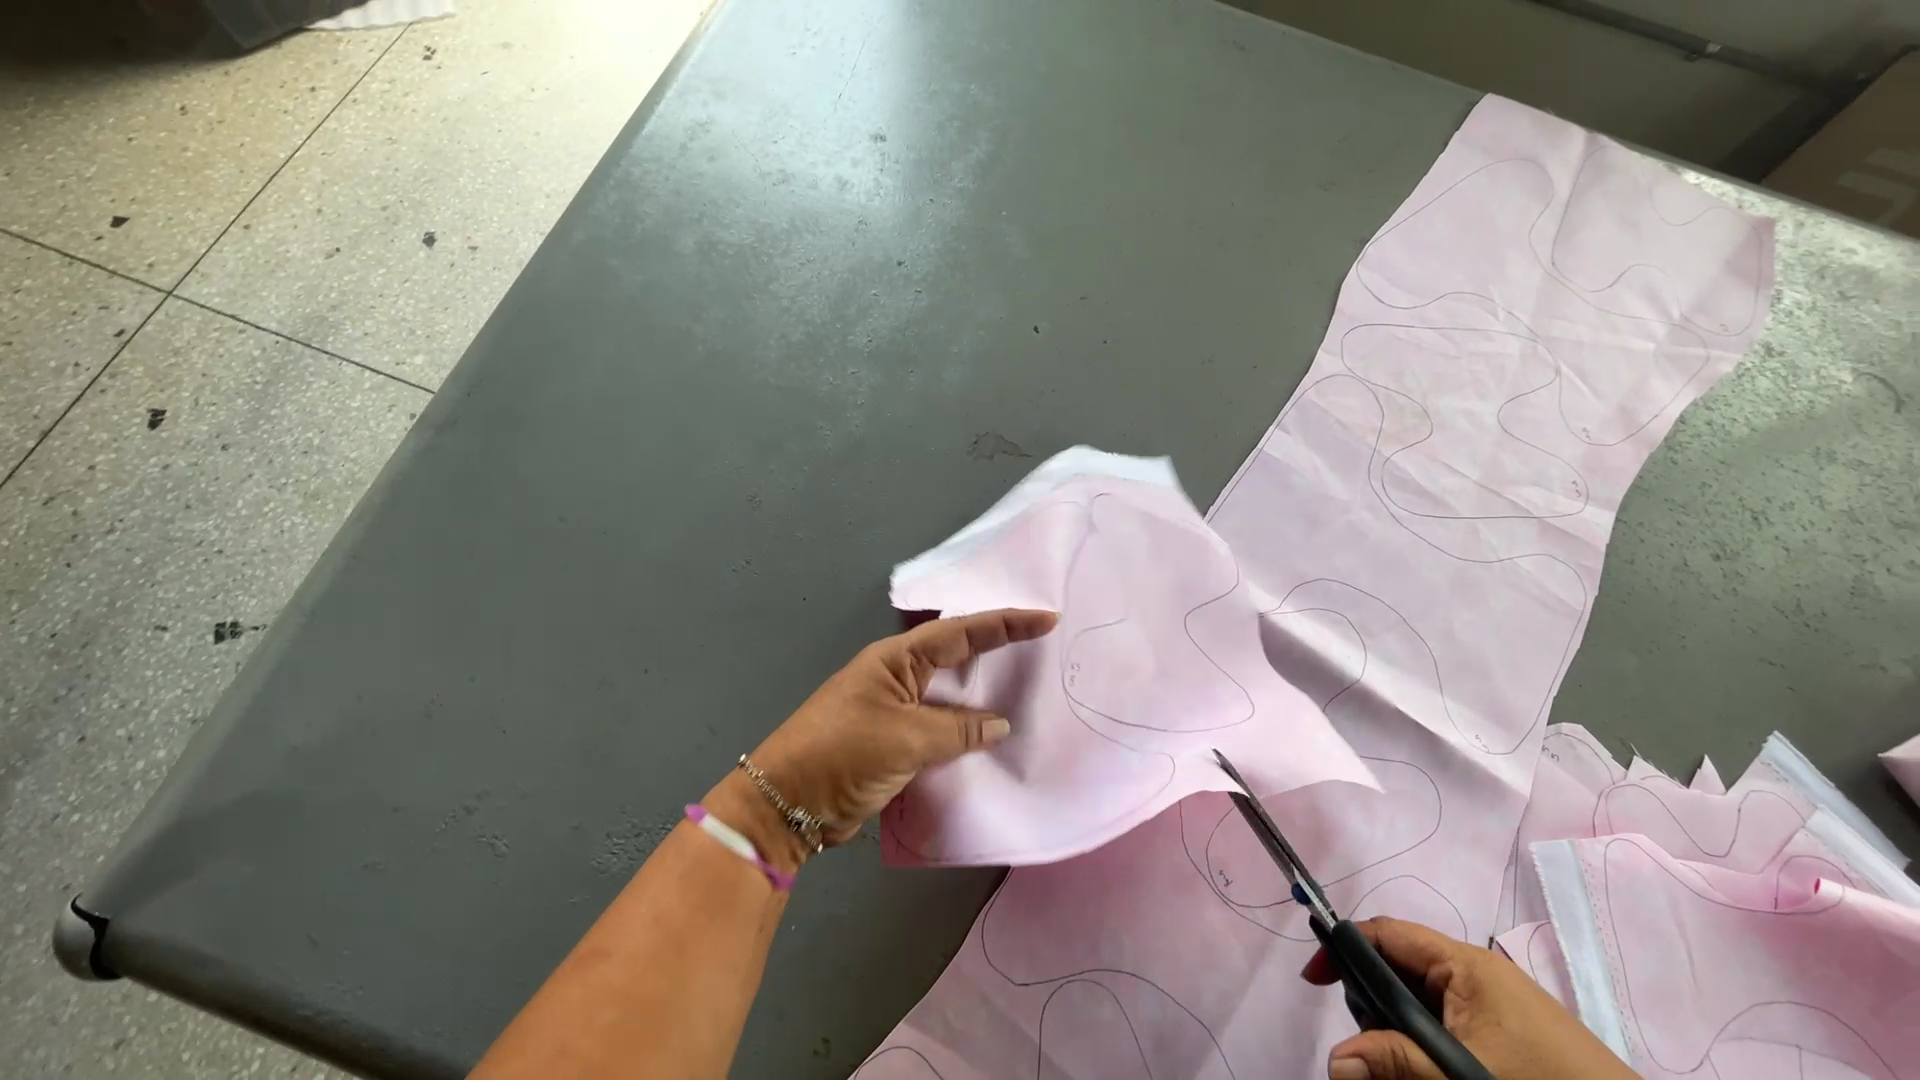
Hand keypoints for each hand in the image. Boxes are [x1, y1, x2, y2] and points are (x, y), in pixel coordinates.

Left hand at [703, 608, 1057, 875]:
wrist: (788, 803)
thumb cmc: (843, 754)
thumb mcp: (906, 739)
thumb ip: (958, 731)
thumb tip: (999, 724)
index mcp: (896, 660)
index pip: (960, 633)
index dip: (1005, 624)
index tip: (1047, 619)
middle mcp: (898, 678)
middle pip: (957, 656)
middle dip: (998, 650)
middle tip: (1044, 646)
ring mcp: (896, 710)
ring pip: (951, 695)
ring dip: (985, 695)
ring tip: (1031, 689)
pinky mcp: (896, 742)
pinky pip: (942, 728)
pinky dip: (969, 731)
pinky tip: (994, 738)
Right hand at [1301, 917, 1637, 1079]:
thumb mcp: (1462, 1072)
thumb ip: (1396, 1062)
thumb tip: (1332, 1061)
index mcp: (1464, 964)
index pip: (1386, 933)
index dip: (1344, 947)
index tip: (1313, 980)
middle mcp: (1474, 973)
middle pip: (1397, 967)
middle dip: (1371, 1000)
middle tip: (1367, 1045)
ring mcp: (1491, 1002)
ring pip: (1418, 999)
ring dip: (1398, 1029)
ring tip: (1402, 1066)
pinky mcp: (1503, 1031)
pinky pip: (1444, 1021)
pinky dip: (1424, 1042)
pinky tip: (1426, 1069)